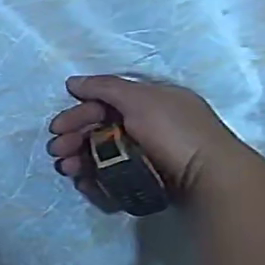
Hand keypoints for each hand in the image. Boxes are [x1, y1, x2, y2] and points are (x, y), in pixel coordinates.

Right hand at [46, 75, 254, 204]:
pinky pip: (109, 176)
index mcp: (149, 103)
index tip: (58, 127)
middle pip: (97, 129)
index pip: (103, 103)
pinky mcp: (142, 179)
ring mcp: (143, 155)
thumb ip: (106, 88)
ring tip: (68, 169)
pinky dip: (92, 178)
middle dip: (72, 138)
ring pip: (99, 154)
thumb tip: (73, 82)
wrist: (207, 178)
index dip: (77, 112)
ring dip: (77, 159)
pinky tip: (84, 182)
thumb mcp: (142, 100)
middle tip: (57, 151)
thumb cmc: (176, 132)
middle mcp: (145, 126)